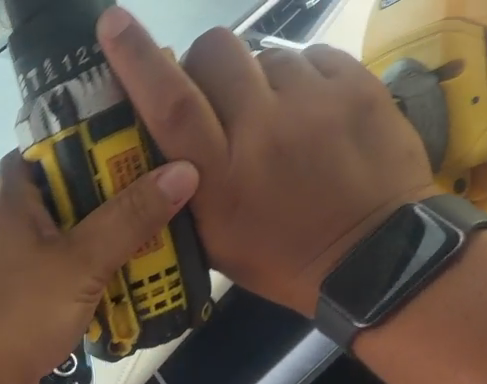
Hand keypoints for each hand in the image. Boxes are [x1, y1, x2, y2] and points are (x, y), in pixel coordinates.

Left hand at [0, 152, 197, 383]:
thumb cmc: (22, 313)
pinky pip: (72, 273)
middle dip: (110, 187)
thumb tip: (184, 169)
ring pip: (73, 235)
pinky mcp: (32, 299)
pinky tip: (139, 271)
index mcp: (15, 202)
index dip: (75, 135)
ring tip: (163, 220)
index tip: (122, 132)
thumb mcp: (82, 260)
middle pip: (65, 191)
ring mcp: (22, 266)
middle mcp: (15, 228)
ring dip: (110, 234)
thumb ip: (130, 217)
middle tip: (161, 177)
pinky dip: (100, 271)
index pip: (37, 147)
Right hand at [97, 10, 439, 315]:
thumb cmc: (279, 258)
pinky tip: (311, 113)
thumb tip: (167, 131)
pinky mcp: (357, 85)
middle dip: (204, 62)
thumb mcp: (214, 239)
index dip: (137, 59)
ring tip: (276, 117)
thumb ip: (184, 186)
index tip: (113, 22)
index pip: (170, 103)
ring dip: (259, 78)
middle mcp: (260, 129)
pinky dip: (302, 79)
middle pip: (216, 52)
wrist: (373, 255)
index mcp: (216, 178)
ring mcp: (313, 102)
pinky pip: (312, 57)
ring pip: (265, 54)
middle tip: (216, 93)